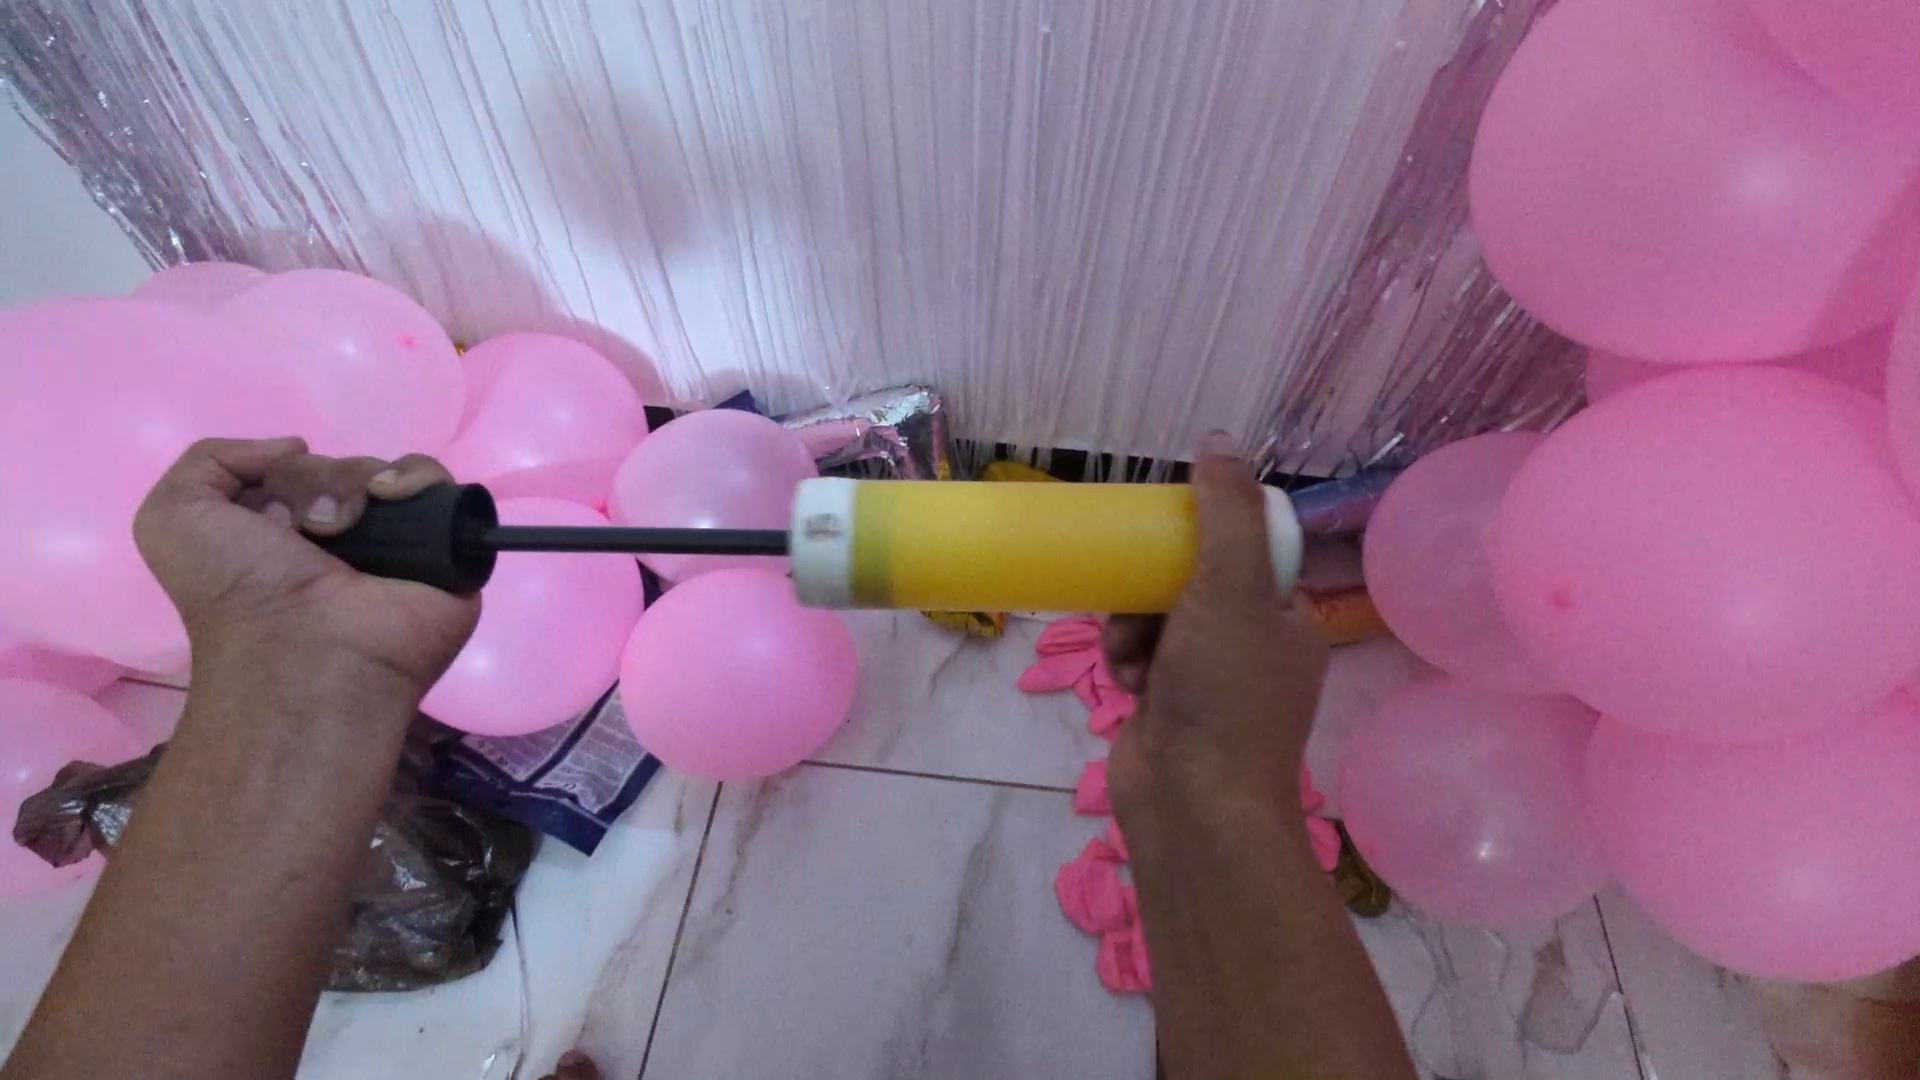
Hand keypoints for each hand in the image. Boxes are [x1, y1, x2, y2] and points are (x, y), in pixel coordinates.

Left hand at [134, 437, 479, 698]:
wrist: (311, 646)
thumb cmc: (239, 589)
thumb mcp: (175, 518)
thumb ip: (212, 460)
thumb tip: (300, 445)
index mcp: (293, 531)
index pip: (304, 470)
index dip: (284, 475)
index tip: (270, 516)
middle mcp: (354, 536)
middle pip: (350, 467)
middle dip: (324, 480)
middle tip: (314, 527)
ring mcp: (407, 542)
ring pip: (399, 473)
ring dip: (366, 479)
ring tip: (355, 521)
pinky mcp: (453, 548)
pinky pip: (448, 491)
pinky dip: (420, 479)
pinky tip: (394, 498)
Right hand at [1102, 442, 1328, 814]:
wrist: (1191, 803)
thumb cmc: (1222, 693)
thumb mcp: (1232, 588)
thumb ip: (1225, 513)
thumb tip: (1218, 440)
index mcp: (1286, 616)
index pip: (1245, 547)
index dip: (1203, 532)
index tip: (1164, 529)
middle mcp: (1252, 644)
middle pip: (1191, 580)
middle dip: (1153, 588)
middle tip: (1134, 594)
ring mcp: (1209, 677)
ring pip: (1155, 617)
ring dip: (1131, 626)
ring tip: (1129, 652)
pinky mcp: (1168, 702)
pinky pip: (1138, 655)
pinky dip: (1125, 660)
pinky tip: (1126, 682)